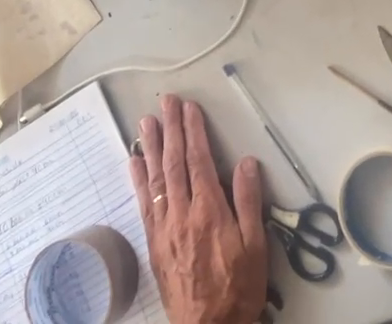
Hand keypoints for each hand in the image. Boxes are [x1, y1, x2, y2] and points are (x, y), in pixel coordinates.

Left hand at [130, 96, 268, 323]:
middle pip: (174, 163)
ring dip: (152, 148)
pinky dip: (138, 181)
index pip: (199, 161)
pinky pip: (144, 204)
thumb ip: (248, 201)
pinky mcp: (155, 243)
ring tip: (147, 122)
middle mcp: (182, 214)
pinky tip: (135, 163)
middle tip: (166, 103)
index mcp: (209, 211)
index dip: (194, 132)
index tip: (190, 109)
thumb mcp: (256, 246)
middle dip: (171, 129)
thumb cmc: (238, 288)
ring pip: (156, 179)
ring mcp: (164, 228)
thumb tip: (246, 163)